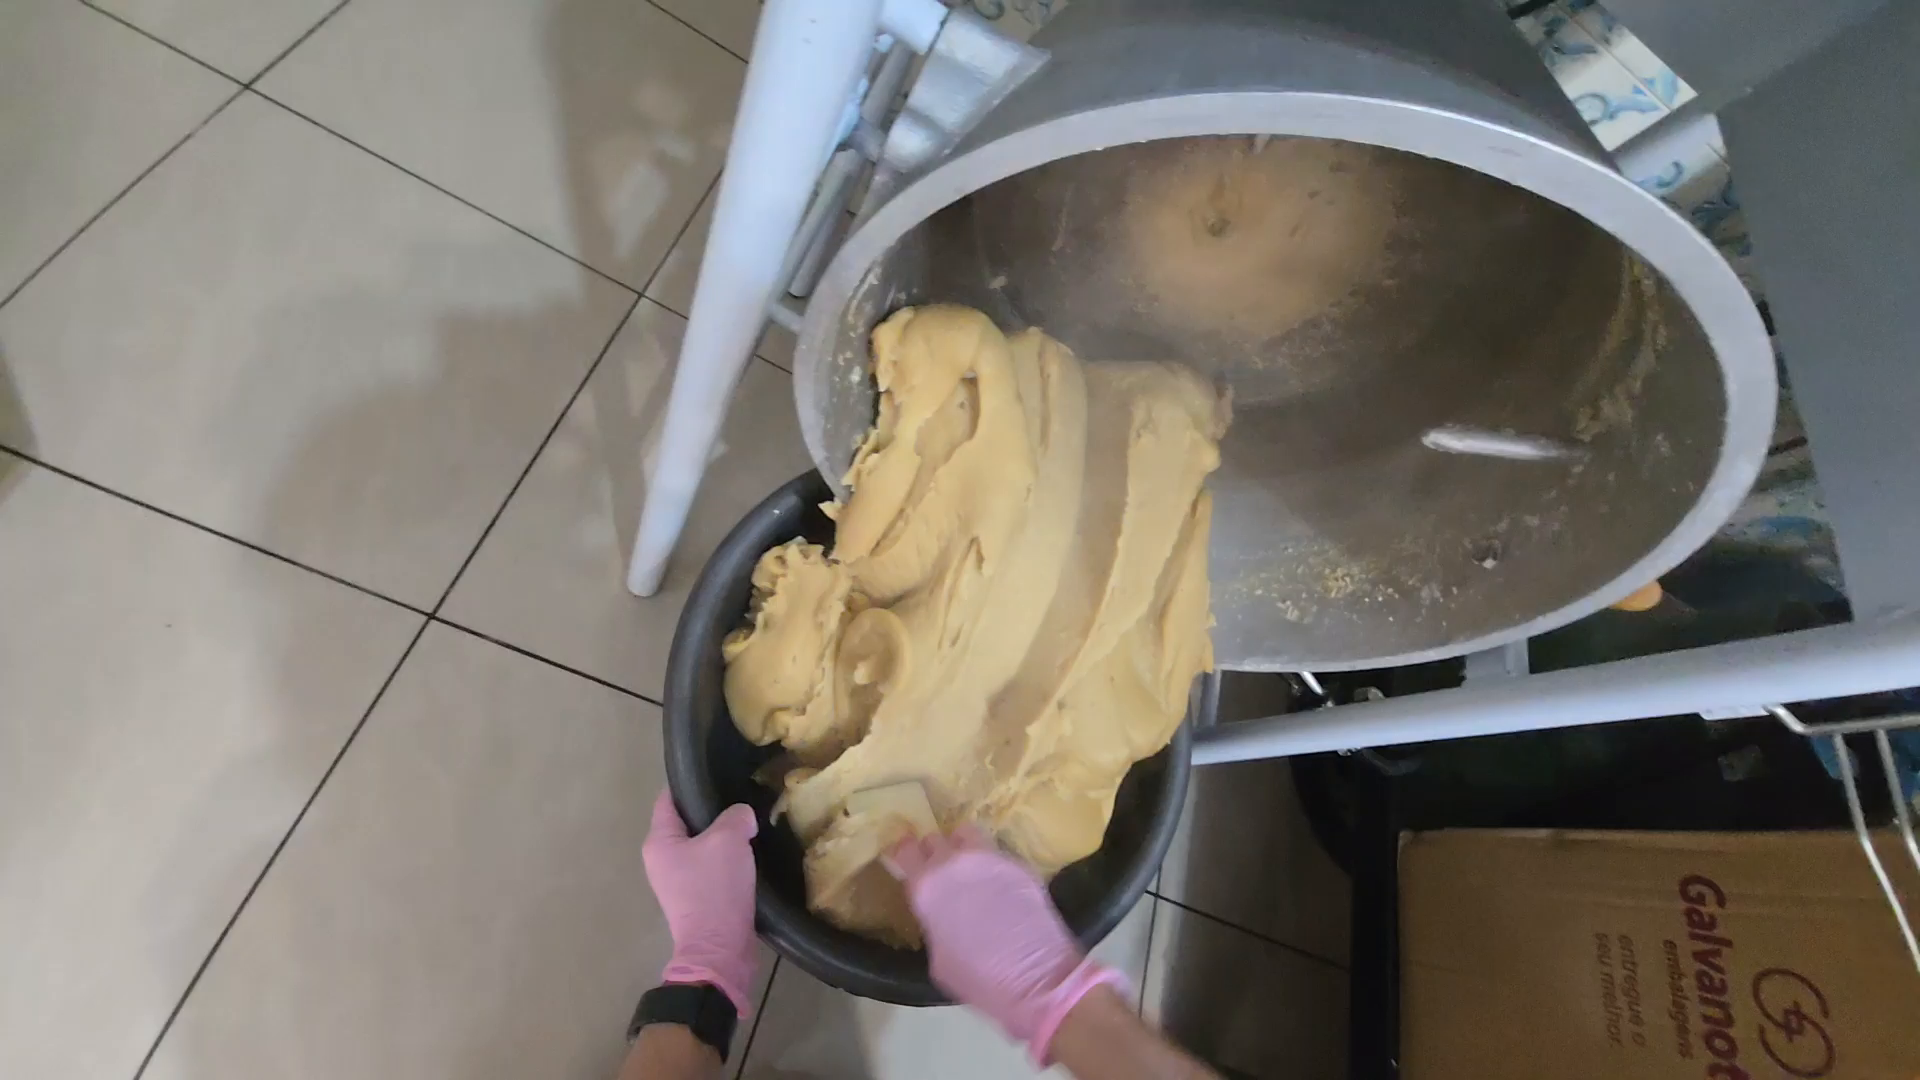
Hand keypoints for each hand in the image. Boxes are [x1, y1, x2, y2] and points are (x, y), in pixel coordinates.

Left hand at [643, 791, 759, 1013]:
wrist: (720, 948)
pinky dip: (730, 855)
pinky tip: (751, 847)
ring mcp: (679, 879)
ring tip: (751, 819)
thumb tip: (742, 817)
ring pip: (704, 842)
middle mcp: (662, 859)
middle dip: (714, 807)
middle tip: (743, 793)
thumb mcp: (729, 838)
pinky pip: (713, 863)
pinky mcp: (698, 895)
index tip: (719, 769)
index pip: (669, 798)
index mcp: (659, 842)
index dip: (691, 781)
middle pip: (688, 819)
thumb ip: (736, 815)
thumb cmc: (715, 887)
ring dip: (725, 833)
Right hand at [886, 827, 1126, 1065]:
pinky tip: (1000, 886)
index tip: (908, 860)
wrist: (1036, 978)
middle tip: (942, 872)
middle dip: (934, 853)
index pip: (905, 849)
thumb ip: (933, 919)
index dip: (905, 853)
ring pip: (966, 833)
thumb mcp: (938, 957)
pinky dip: (991, 863)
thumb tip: (941, 909)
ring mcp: (988, 856)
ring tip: (970, 867)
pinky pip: (995, 852)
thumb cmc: (979, 979)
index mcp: (927, 886)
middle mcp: (953, 861)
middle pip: (934, 838)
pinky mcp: (1017, 860)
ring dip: (963, 846)